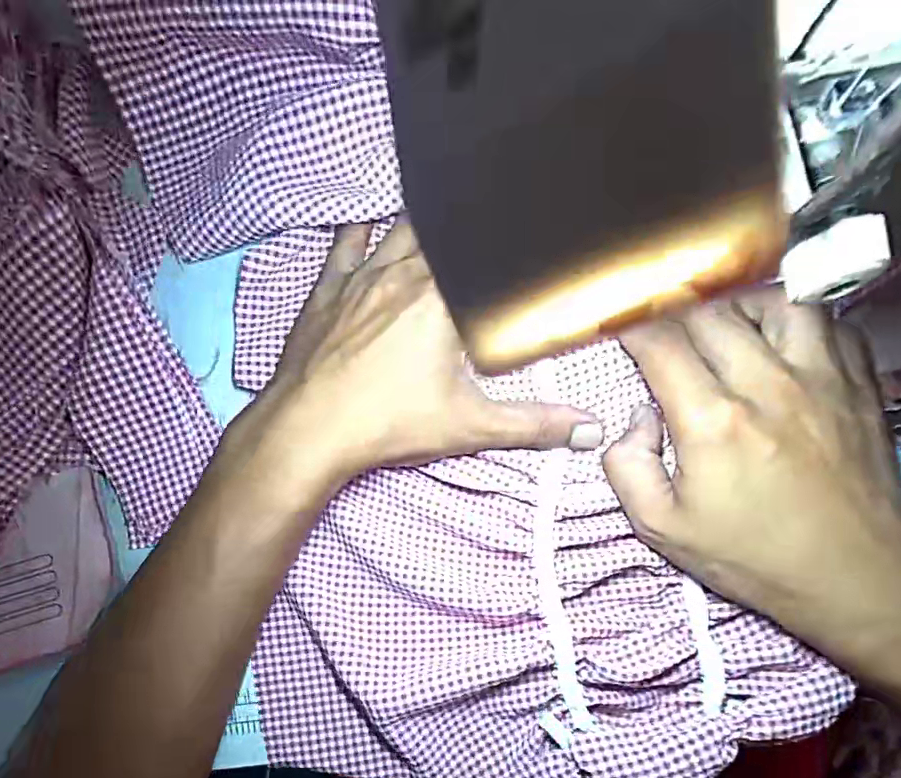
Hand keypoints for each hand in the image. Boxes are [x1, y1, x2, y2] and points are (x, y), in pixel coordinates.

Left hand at [240, 221, 601, 496]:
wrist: (309, 430)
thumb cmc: (389, 424)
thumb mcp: (471, 426)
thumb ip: (534, 424)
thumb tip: (591, 429)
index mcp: (443, 300)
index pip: (484, 254)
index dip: (508, 246)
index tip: (527, 239)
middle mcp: (403, 274)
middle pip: (443, 234)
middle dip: (467, 236)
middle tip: (487, 241)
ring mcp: (361, 277)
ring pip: (398, 230)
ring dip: (422, 228)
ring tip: (444, 229)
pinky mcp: (327, 290)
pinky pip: (346, 245)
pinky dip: (362, 233)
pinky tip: (369, 226)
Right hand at [603, 288, 900, 683]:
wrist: (852, 573)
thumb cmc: (753, 557)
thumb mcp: (664, 530)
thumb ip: (628, 468)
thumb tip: (638, 417)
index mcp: (712, 422)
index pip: (660, 341)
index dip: (632, 324)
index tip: (621, 325)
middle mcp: (766, 384)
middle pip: (710, 310)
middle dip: (675, 310)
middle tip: (664, 327)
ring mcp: (820, 375)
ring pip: (771, 300)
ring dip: (736, 305)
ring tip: (724, 326)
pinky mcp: (858, 381)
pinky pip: (825, 320)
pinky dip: (793, 319)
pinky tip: (780, 341)